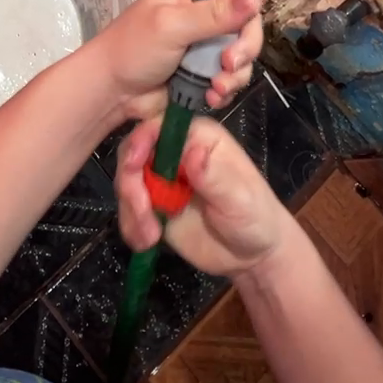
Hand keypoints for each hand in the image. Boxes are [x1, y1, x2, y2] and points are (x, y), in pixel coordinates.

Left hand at [85, 0, 267, 118]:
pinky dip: (227, 86)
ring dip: (236, 72)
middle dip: (245, 43)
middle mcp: (204, 8)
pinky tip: (211, 96)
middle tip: (229, 63)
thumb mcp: (172, 26)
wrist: (111, 91)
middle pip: (249, 16)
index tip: (255, 11)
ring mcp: (206, 40)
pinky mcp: (206, 68)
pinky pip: (233, 74)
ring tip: (215, 87)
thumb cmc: (133, 48)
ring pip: (244, 49)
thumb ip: (215, 14)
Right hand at [115, 116, 291, 277]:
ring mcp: (161, 178)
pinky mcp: (152, 204)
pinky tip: (147, 243)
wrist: (251, 257)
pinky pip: (128, 208)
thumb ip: (214, 177)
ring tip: (150, 237)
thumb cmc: (255, 218)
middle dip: (130, 183)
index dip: (141, 139)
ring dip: (131, 210)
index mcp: (199, 137)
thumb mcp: (239, 199)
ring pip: (126, 181)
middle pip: (134, 152)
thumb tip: (193, 151)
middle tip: (143, 213)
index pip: (161, 125)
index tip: (132, 165)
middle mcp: (175, 152)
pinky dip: (131, 226)